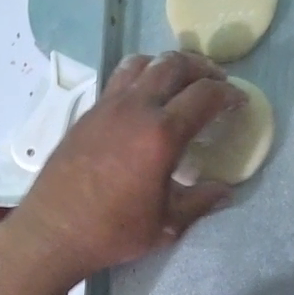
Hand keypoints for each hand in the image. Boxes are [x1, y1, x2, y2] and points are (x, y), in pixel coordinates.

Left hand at [3, 52, 243, 282]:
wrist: (53, 231)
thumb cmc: (113, 231)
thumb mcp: (166, 225)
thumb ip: (199, 202)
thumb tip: (225, 192)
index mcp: (161, 134)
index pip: (204, 96)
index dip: (228, 95)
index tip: (239, 102)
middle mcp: (135, 109)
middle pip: (174, 65)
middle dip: (201, 68)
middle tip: (216, 82)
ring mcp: (107, 106)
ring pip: (142, 63)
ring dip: (167, 64)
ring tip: (180, 81)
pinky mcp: (88, 113)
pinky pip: (119, 78)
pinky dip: (140, 76)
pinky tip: (144, 99)